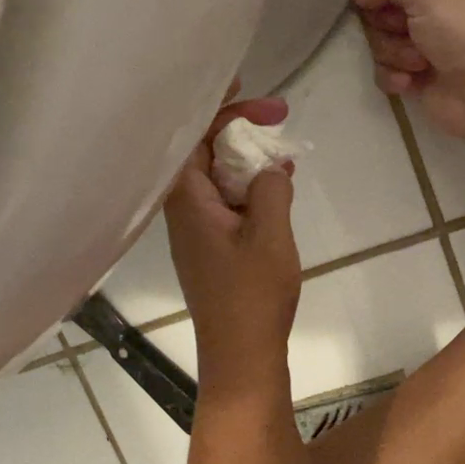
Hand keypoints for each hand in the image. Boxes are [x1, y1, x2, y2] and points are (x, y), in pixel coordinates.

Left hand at [164, 87, 302, 400]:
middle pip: (201, 153)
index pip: (196, 135)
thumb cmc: (252, 296)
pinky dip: (248, 191)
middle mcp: (182, 212)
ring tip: (283, 158)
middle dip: (239, 132)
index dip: (230, 111)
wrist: (240, 356)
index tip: (272, 107)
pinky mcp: (209, 251)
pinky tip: (276, 192)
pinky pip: (224, 206)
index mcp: (187, 201)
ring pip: (215, 180)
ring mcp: (194, 234)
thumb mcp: (271, 234)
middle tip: (279, 123)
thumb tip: (271, 168)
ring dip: (247, 163)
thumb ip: (271, 189)